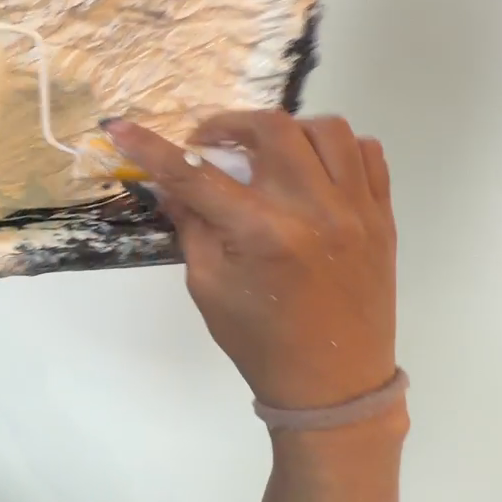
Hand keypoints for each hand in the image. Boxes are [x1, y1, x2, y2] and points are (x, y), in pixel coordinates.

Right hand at [104, 112, 397, 410]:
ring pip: (327, 130)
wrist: (330, 375)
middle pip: (272, 130)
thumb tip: (172, 184)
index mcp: (260, 232)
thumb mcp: (206, 283)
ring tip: (259, 151)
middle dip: (227, 126)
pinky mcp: (382, 214)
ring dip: (283, 131)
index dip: (150, 147)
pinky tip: (305, 168)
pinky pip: (366, 154)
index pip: (194, 175)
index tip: (119, 127)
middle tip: (205, 143)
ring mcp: (357, 208)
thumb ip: (192, 225)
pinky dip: (331, 148)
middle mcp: (314, 209)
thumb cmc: (255, 336)